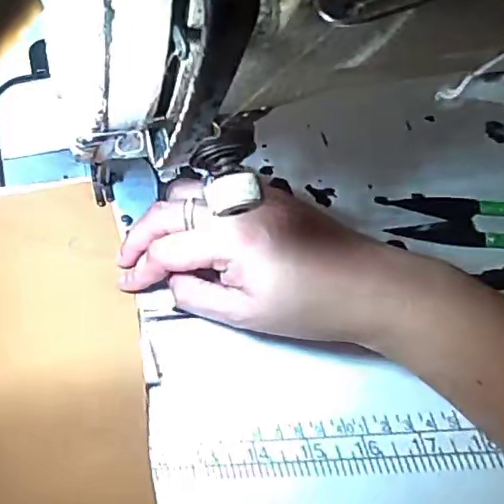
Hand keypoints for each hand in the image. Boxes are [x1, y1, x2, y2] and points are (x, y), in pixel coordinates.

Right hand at [117, 180, 452, 347]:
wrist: (377, 288)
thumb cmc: (314, 308)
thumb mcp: (244, 315)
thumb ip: (194, 295)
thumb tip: (168, 279)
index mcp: (232, 238)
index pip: (167, 250)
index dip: (141, 269)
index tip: (128, 285)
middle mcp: (236, 206)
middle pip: (165, 212)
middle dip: (138, 238)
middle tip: (127, 261)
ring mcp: (252, 194)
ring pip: (184, 192)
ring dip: (161, 216)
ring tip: (152, 241)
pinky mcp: (264, 192)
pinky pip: (211, 189)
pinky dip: (188, 205)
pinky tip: (187, 227)